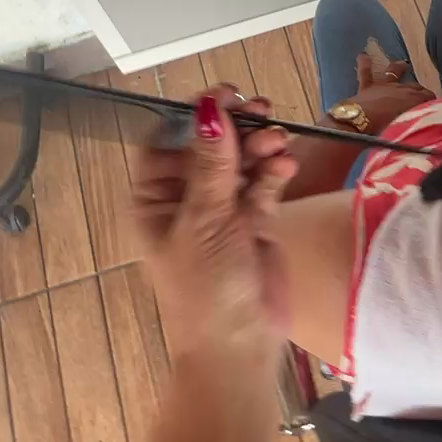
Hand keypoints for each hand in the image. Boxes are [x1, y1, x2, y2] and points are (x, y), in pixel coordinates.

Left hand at [131, 85, 297, 360]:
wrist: (240, 344)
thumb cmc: (206, 288)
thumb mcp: (204, 222)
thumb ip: (212, 166)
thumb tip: (211, 111)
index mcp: (155, 199)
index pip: (169, 141)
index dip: (194, 117)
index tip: (223, 96)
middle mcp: (188, 200)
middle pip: (211, 148)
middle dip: (235, 129)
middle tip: (260, 109)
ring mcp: (224, 211)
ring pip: (241, 164)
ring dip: (259, 147)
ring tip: (278, 140)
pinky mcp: (257, 224)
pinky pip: (265, 186)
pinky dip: (275, 173)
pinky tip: (285, 166)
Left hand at [335, 54, 434, 134]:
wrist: (361, 122)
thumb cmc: (386, 127)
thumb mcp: (407, 125)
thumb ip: (416, 119)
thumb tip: (424, 118)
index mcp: (411, 99)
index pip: (426, 96)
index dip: (431, 100)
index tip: (434, 104)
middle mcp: (399, 88)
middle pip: (413, 86)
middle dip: (420, 89)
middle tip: (424, 95)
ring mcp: (382, 85)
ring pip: (393, 73)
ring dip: (398, 68)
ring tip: (403, 64)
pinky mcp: (366, 86)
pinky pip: (365, 72)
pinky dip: (365, 63)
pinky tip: (363, 55)